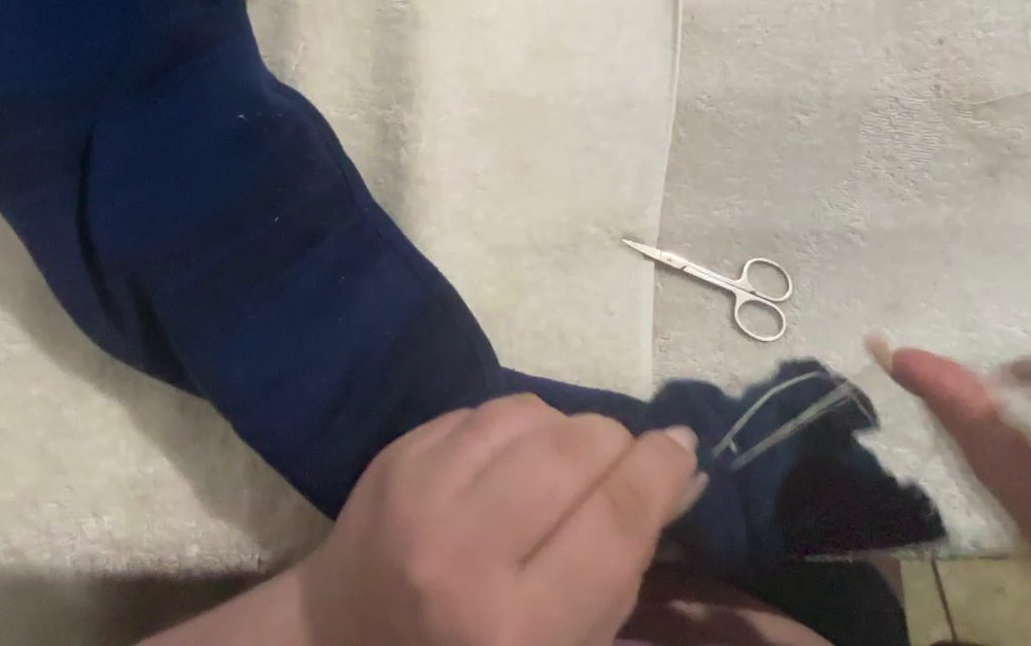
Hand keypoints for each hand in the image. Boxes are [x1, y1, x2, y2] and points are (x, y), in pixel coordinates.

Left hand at [295, 394, 703, 645]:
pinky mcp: (396, 454)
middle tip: (624, 457)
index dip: (660, 470)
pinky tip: (514, 455)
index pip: (613, 517)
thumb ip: (621, 564)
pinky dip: (516, 423)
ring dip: (565, 427)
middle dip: (616, 441)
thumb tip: (677, 470)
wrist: (348, 637)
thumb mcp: (564, 645)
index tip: (682, 446)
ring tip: (566, 459)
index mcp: (516, 628)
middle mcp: (463, 552)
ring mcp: (419, 492)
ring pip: (529, 413)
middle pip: (573, 449)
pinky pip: (483, 408)